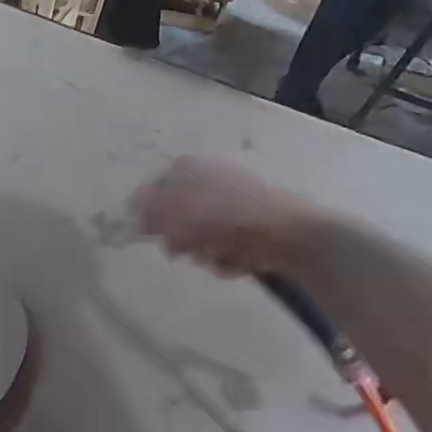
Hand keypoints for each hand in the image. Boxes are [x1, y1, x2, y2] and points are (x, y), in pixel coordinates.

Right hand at [132, 157, 319, 276]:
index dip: (151, 210)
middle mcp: (214, 186)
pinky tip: (243, 260)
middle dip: (184, 238)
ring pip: (201, 239)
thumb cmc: (233, 217)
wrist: (292, 236)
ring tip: (225, 253)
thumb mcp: (186, 211)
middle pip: (179, 218)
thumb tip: (139, 201)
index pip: (160, 186)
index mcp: (198, 170)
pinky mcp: (249, 233)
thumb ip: (156, 207)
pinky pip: (224, 250)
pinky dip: (229, 260)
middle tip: (188, 248)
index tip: (148, 230)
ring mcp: (233, 210)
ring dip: (207, 252)